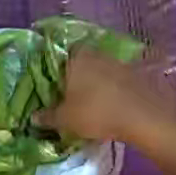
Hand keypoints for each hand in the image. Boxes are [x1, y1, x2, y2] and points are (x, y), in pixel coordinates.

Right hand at [39, 46, 171, 141]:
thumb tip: (33, 117)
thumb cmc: (95, 113)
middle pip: (84, 63)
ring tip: (96, 106)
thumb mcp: (65, 119)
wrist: (142, 117)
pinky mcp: (139, 76)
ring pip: (104, 72)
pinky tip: (115, 108)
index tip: (58, 86)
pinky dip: (116, 92)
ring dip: (100, 85)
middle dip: (80, 78)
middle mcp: (99, 54)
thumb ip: (48, 117)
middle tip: (75, 98)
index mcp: (77, 58)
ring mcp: (121, 63)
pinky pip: (121, 82)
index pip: (63, 56)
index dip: (60, 70)